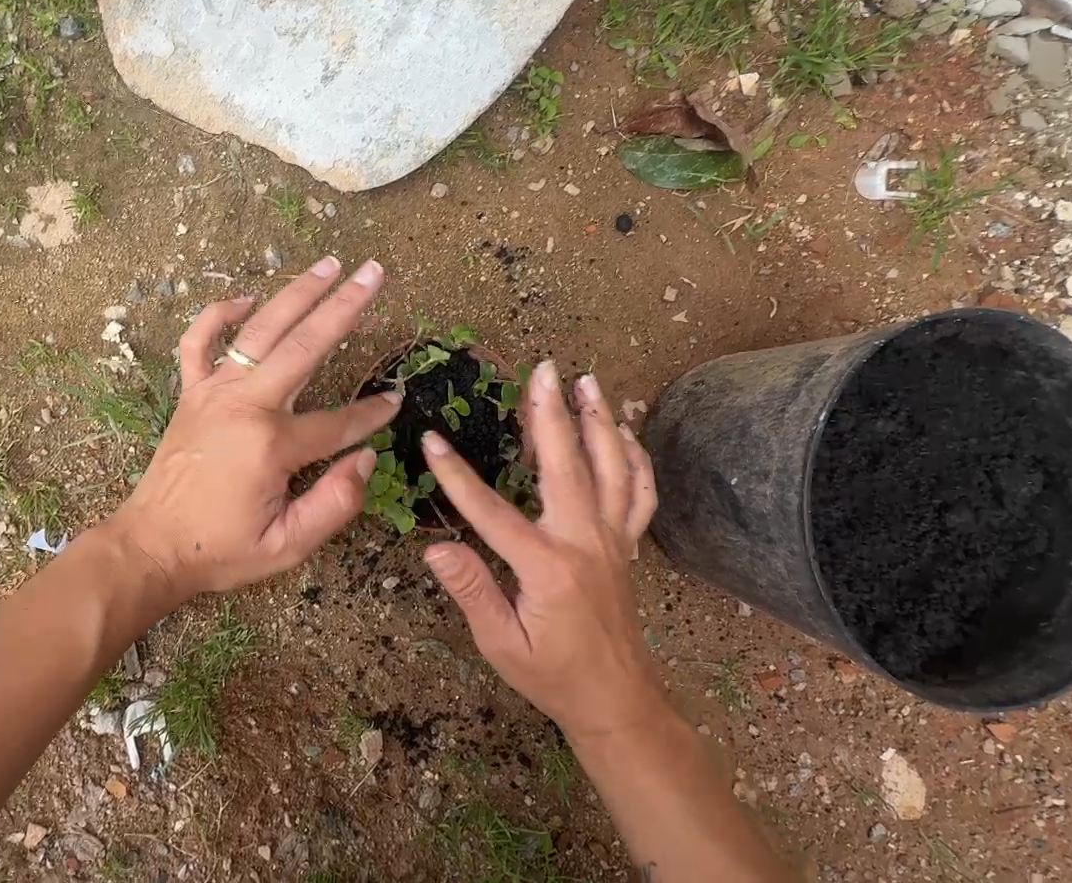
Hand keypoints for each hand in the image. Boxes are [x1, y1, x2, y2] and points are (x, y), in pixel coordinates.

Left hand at [110, 256, 400, 600]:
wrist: (152, 546)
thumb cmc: (221, 550)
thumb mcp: (287, 546)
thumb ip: (334, 504)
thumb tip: (366, 458)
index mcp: (272, 444)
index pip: (339, 422)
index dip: (372, 414)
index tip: (396, 400)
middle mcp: (244, 405)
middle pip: (305, 345)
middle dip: (345, 307)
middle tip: (374, 273)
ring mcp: (213, 392)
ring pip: (260, 330)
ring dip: (296, 293)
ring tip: (329, 265)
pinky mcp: (190, 393)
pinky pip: (199, 342)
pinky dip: (219, 315)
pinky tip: (246, 300)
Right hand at [420, 360, 662, 741]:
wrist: (618, 701)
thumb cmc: (553, 676)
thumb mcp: (501, 644)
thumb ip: (471, 592)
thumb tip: (433, 551)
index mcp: (547, 567)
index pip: (492, 513)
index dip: (457, 477)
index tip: (431, 440)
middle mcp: (586, 542)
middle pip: (568, 466)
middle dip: (552, 413)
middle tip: (543, 369)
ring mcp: (614, 540)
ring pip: (612, 468)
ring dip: (600, 420)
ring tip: (588, 381)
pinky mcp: (627, 545)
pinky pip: (640, 493)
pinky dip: (634, 457)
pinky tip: (623, 430)